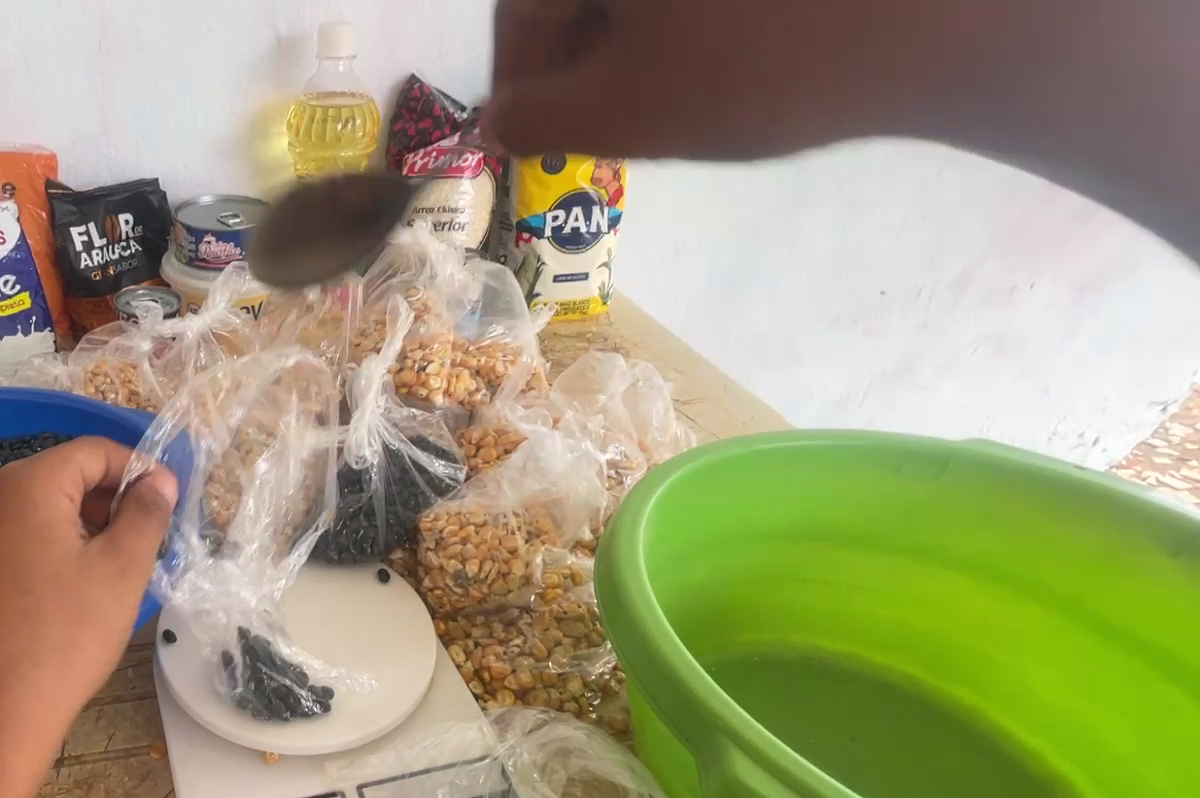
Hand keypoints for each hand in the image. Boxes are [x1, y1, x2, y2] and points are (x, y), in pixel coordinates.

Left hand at [0, 436, 177, 746]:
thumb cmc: (63, 637)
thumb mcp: (121, 570)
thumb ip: (146, 513)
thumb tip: (158, 478)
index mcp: (27, 486)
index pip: (94, 452)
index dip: (139, 470)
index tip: (169, 504)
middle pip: (64, 479)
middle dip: (112, 502)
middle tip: (146, 545)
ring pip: (41, 516)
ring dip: (85, 531)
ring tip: (114, 577)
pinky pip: (18, 546)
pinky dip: (53, 555)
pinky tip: (70, 600)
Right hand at [486, 0, 950, 159]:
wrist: (955, 11)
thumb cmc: (760, 67)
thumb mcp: (620, 112)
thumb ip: (533, 121)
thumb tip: (495, 119)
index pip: (521, 6)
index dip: (512, 75)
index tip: (521, 131)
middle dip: (569, 52)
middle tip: (586, 116)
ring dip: (621, 32)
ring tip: (650, 88)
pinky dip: (678, 15)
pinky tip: (707, 47)